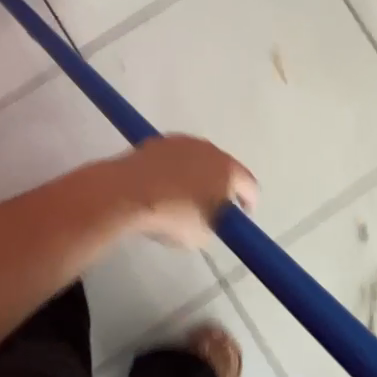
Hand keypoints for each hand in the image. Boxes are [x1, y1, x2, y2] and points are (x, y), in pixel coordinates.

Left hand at [110, 136, 257, 247]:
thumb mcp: (201, 235)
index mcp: (228, 169)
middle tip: (211, 207)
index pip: (250, 186)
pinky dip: (172, 170)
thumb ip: (213, 224)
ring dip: (195, 175)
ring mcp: (181, 142)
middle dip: (220, 187)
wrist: (126, 193)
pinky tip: (161, 187)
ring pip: (197, 160)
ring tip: (182, 197)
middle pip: (224, 168)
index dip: (249, 203)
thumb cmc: (171, 217)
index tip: (241, 217)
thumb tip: (206, 219)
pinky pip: (173, 158)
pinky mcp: (155, 141)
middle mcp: (208, 149)